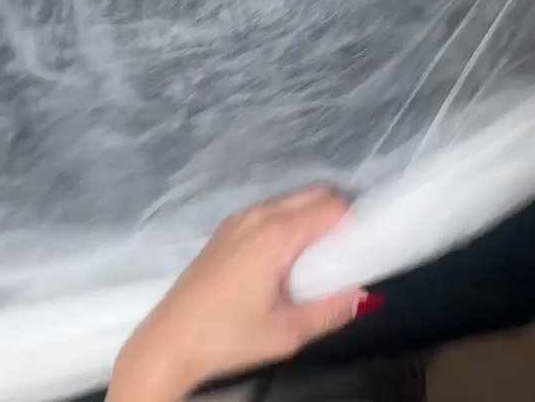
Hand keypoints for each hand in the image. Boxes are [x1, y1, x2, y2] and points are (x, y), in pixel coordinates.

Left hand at [109, 187, 372, 401]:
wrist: (168, 340)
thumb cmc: (229, 337)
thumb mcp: (286, 333)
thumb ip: (330, 311)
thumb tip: (365, 295)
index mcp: (276, 235)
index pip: (330, 207)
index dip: (352, 223)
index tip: (359, 249)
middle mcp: (259, 214)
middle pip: (312, 194)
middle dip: (335, 215)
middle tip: (343, 254)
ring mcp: (239, 217)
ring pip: (290, 200)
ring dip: (310, 217)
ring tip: (316, 260)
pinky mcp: (226, 227)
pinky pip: (270, 209)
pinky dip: (288, 221)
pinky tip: (285, 258)